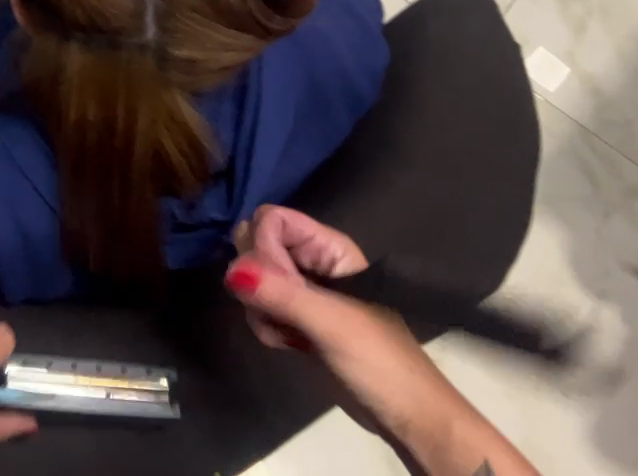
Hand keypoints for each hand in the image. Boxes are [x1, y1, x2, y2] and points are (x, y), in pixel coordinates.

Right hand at [224, 207, 457, 442]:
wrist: (406, 418)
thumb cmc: (380, 363)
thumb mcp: (332, 325)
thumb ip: (282, 294)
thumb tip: (231, 271)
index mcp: (327, 249)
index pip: (272, 220)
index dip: (263, 246)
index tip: (275, 282)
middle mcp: (311, 262)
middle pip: (256, 244)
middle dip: (255, 278)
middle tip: (277, 308)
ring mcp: (302, 291)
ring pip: (252, 277)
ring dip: (259, 307)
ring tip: (287, 333)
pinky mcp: (295, 317)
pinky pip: (258, 304)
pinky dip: (263, 324)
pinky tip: (286, 343)